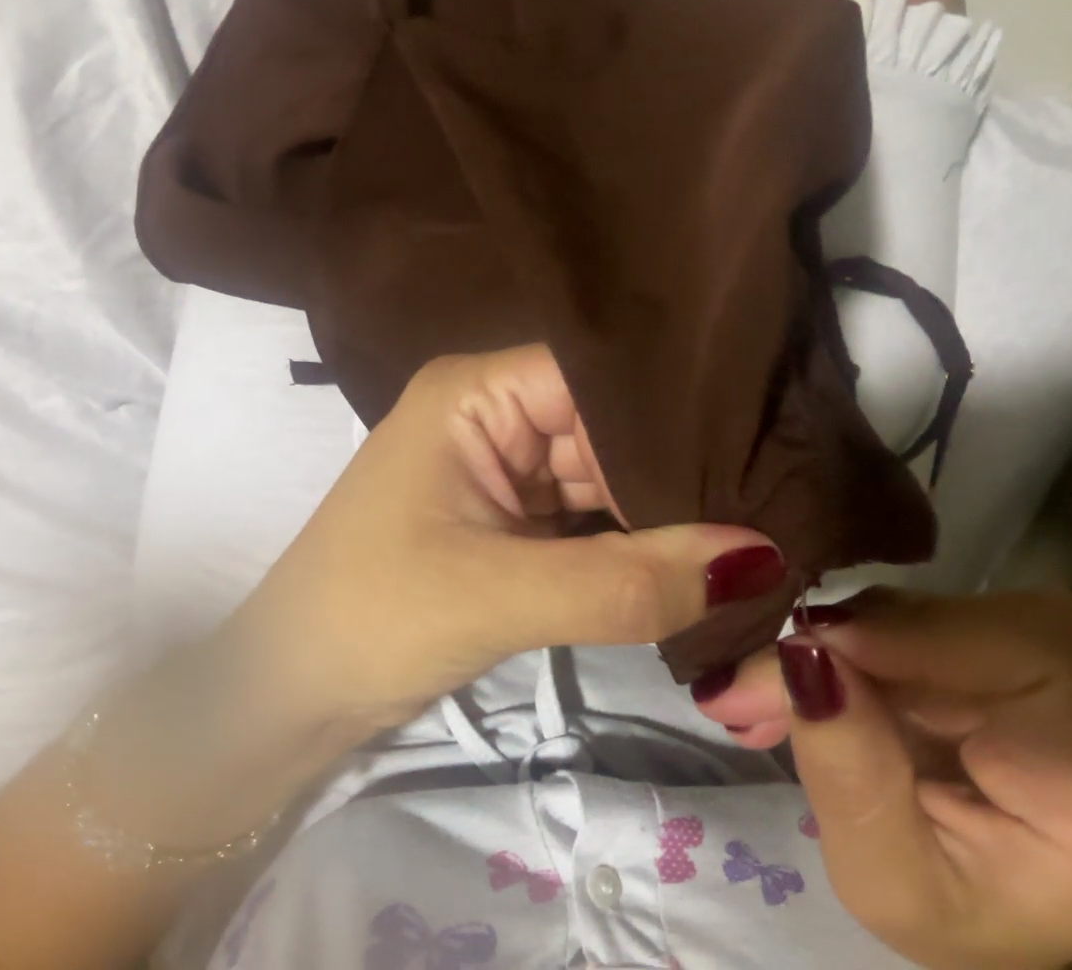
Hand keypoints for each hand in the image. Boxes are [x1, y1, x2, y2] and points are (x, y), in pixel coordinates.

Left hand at [215, 345, 782, 735]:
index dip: (675, 409)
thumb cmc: (369, 619)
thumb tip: (762, 559)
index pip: (597, 374)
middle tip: (783, 499)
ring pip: (603, 482)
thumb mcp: (497, 596)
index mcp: (473, 394)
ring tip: (764, 530)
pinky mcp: (507, 531)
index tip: (765, 444)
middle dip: (680, 471)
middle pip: (609, 428)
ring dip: (664, 515)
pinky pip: (587, 527)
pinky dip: (632, 549)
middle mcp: (491, 419)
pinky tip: (702, 563)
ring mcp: (500, 477)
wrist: (288, 696)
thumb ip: (627, 581)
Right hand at [713, 588, 1071, 969]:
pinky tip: (823, 681)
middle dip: (862, 637)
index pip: (1032, 651)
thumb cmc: (955, 925)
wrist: (1011, 936)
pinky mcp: (1062, 673)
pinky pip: (957, 628)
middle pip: (991, 624)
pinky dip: (875, 644)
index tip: (801, 642)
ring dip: (857, 640)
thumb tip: (803, 655)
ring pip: (964, 615)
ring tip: (773, 690)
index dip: (912, 629)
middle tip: (758, 676)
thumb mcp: (883, 881)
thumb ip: (850, 777)